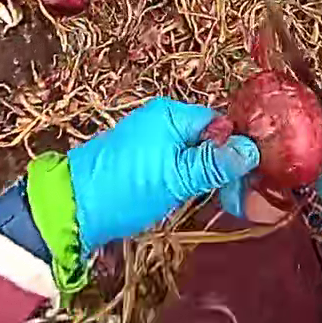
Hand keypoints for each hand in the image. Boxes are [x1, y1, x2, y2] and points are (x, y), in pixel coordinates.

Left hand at [69, 97, 260, 250]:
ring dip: (200, 172)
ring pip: (190, 151)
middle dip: (217, 162)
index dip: (232, 148)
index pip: (219, 123)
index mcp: (172, 112)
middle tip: (225, 192)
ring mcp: (149, 136)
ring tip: (202, 196)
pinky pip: (174, 160)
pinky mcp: (139, 157)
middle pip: (206, 136)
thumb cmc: (126, 188)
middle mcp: (161, 117)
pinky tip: (181, 196)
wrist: (69, 210)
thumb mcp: (177, 178)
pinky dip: (182, 176)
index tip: (242, 175)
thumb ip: (215, 163)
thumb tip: (252, 150)